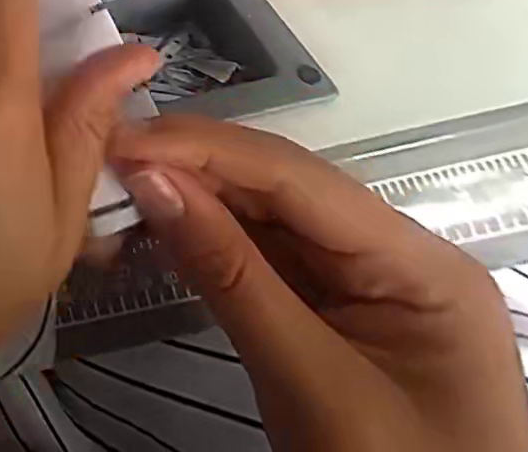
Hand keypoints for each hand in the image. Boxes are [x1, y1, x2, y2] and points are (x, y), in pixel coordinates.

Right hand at [111, 115, 527, 451]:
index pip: (293, 175)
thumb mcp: (313, 391)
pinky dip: (203, 232)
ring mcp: (358, 275)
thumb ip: (230, 275)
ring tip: (121, 176)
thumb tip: (150, 181)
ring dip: (189, 192)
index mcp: (416, 261)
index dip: (203, 147)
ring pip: (260, 210)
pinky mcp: (326, 300)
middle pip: (275, 183)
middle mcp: (390, 248)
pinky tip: (159, 218)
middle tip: (110, 151)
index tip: (124, 138)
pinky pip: (256, 248)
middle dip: (190, 162)